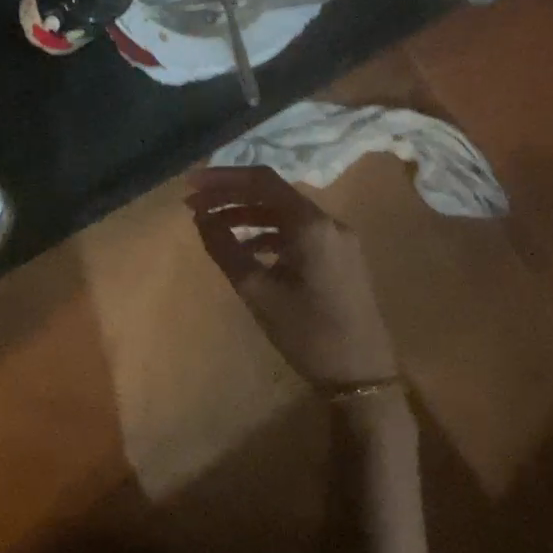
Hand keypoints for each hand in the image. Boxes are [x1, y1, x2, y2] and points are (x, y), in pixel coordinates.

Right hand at [186, 166, 396, 387]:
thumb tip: (200, 218)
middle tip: (193, 205)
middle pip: (272, 193)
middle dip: (230, 195)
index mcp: (311, 225)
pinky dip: (266, 232)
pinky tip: (244, 249)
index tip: (189, 186)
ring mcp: (338, 240)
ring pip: (283, 212)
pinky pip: (296, 232)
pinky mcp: (340, 258)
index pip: (261, 181)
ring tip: (212, 227)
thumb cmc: (307, 331)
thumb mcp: (256, 291)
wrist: (362, 375)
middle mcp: (328, 223)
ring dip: (246, 214)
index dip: (222, 178)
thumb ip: (225, 248)